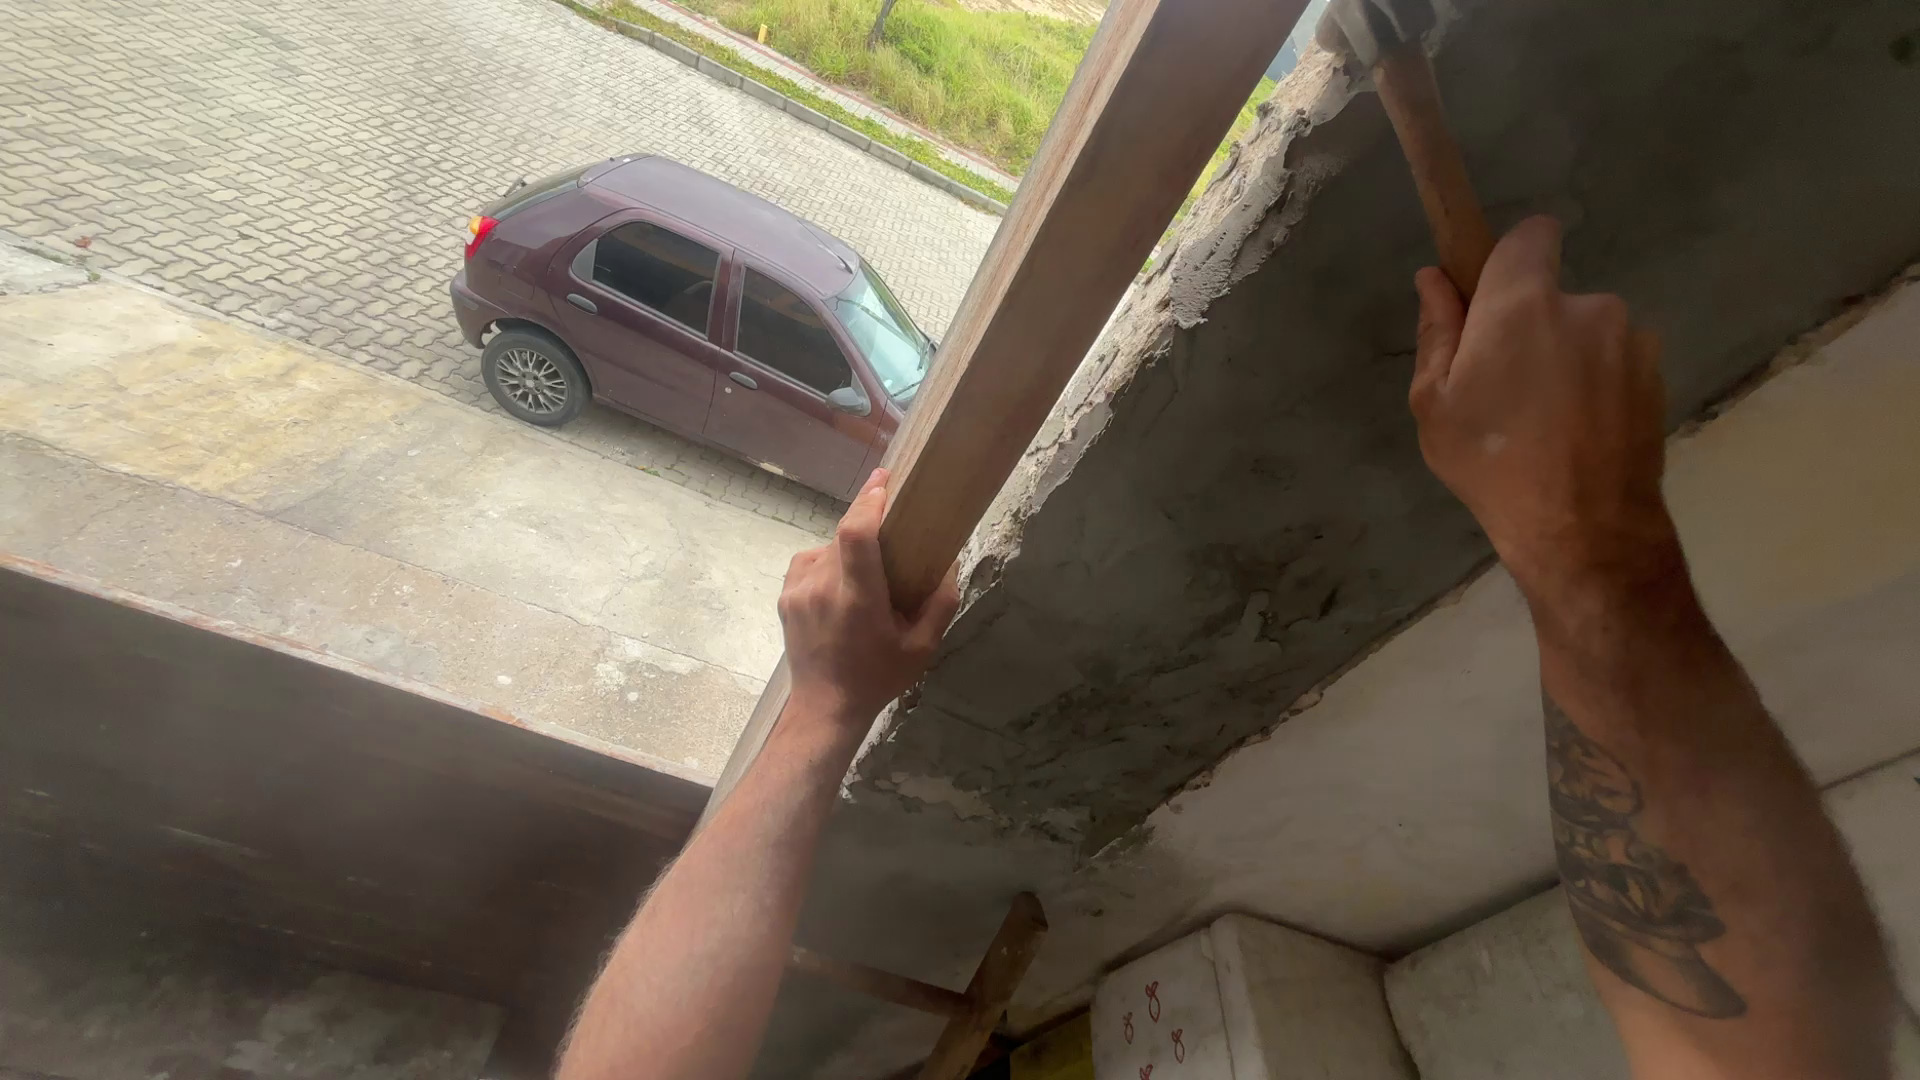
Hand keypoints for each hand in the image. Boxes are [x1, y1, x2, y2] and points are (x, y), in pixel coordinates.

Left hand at [777, 468, 960, 730]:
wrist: (824, 707)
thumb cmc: (878, 677)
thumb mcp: (922, 648)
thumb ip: (940, 603)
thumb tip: (948, 561)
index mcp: (858, 599)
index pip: (856, 535)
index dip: (869, 502)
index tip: (885, 482)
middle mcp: (823, 588)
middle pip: (844, 535)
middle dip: (867, 525)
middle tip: (890, 533)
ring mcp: (798, 590)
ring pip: (828, 548)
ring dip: (849, 550)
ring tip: (866, 574)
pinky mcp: (785, 595)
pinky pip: (810, 561)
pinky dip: (829, 562)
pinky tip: (841, 584)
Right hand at [1410, 216, 1677, 601]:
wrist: (1579, 520)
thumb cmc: (1486, 458)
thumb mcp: (1433, 400)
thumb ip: (1438, 331)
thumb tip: (1433, 279)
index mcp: (1523, 306)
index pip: (1529, 236)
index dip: (1504, 258)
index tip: (1483, 300)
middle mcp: (1587, 306)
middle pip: (1548, 293)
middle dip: (1522, 325)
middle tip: (1493, 388)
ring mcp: (1631, 339)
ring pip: (1580, 329)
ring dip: (1557, 356)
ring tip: (1534, 418)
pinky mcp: (1655, 372)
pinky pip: (1609, 359)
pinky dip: (1588, 381)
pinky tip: (1570, 429)